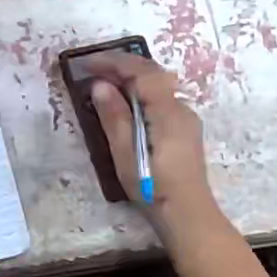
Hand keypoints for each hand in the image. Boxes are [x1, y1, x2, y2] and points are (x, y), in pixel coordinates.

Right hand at [80, 51, 219, 233]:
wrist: (188, 214)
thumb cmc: (153, 187)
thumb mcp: (126, 153)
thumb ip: (114, 117)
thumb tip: (100, 85)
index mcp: (168, 111)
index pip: (142, 72)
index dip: (114, 62)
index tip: (88, 63)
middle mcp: (181, 108)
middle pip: (153, 75)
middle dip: (122, 67)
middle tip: (93, 70)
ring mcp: (186, 119)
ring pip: (157, 87)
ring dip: (131, 80)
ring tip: (104, 84)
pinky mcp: (184, 130)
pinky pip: (160, 101)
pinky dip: (140, 95)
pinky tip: (125, 107)